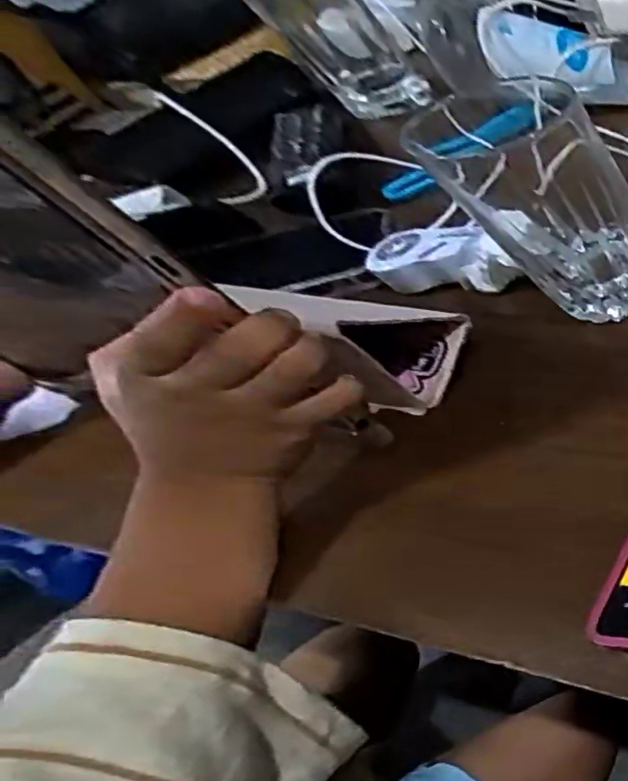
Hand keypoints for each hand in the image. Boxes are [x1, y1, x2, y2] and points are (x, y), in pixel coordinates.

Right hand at [88, 288, 363, 484]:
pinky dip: (347, 384)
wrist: (206, 482)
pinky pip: (336, 398)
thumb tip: (198, 299)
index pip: (161, 338)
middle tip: (283, 322)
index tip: (211, 298)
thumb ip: (151, 337)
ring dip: (313, 346)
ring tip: (309, 345)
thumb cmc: (166, 421)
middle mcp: (201, 393)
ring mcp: (256, 413)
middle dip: (276, 322)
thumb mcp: (128, 378)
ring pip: (297, 365)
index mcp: (144, 374)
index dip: (187, 312)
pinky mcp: (297, 429)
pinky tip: (340, 380)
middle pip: (247, 345)